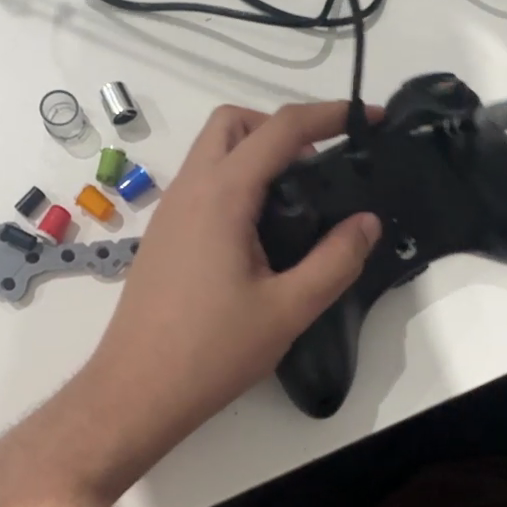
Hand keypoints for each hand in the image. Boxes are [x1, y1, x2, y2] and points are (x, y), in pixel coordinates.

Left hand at [82, 102, 381, 454]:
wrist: (137, 391)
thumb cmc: (213, 351)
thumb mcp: (288, 309)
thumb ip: (336, 260)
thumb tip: (367, 222)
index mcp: (222, 196)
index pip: (280, 129)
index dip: (330, 115)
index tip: (369, 118)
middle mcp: (189, 191)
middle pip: (233, 124)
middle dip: (280, 127)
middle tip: (319, 167)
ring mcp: (169, 214)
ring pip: (212, 154)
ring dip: (255, 156)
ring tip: (297, 204)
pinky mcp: (163, 238)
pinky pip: (202, 186)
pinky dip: (236, 184)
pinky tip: (260, 236)